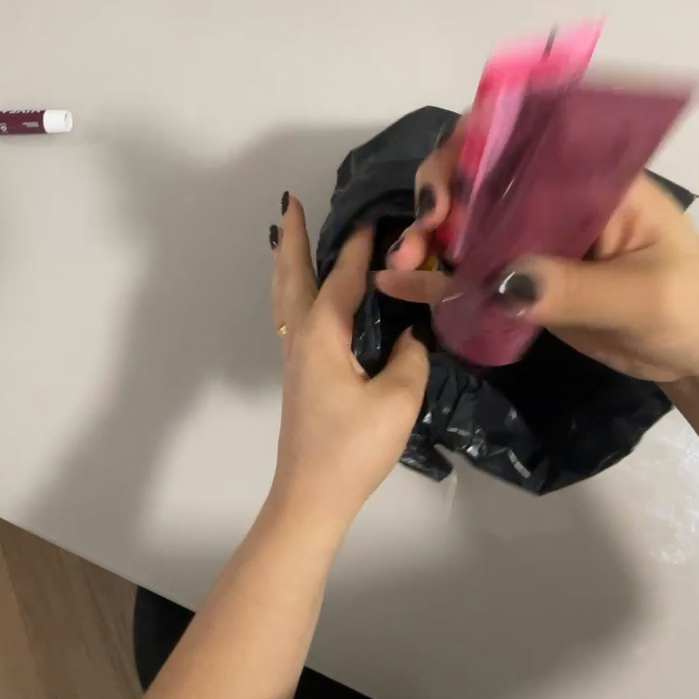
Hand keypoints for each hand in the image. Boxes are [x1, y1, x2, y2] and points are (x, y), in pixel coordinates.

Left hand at [269, 194, 429, 528]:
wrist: (312, 496)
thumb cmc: (353, 447)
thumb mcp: (397, 400)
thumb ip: (410, 357)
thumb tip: (413, 333)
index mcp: (322, 335)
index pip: (341, 278)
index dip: (357, 248)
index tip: (372, 217)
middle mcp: (301, 337)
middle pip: (291, 275)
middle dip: (291, 237)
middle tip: (290, 203)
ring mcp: (294, 356)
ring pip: (285, 294)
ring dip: (288, 260)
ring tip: (290, 235)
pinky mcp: (298, 373)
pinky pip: (291, 313)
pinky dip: (294, 288)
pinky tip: (307, 293)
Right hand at [376, 121, 698, 382]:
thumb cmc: (696, 307)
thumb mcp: (645, 297)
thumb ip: (575, 289)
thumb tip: (501, 283)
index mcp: (588, 177)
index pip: (522, 137)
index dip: (475, 145)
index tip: (453, 185)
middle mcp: (550, 197)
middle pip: (478, 172)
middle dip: (439, 191)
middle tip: (425, 230)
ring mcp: (530, 237)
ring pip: (462, 219)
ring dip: (425, 235)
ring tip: (403, 265)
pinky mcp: (518, 278)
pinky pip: (467, 271)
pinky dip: (431, 275)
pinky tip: (396, 283)